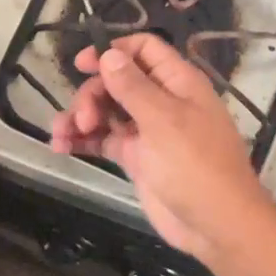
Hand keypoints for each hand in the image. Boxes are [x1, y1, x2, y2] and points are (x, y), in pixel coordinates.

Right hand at [49, 35, 275, 261]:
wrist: (215, 225)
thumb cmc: (196, 166)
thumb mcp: (163, 121)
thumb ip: (132, 86)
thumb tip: (108, 54)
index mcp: (177, 83)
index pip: (143, 50)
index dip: (112, 51)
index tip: (82, 64)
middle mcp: (161, 101)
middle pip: (116, 81)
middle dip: (92, 95)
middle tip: (84, 120)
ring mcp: (147, 131)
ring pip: (105, 111)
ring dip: (79, 118)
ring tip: (61, 136)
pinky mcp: (135, 157)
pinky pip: (102, 139)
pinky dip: (82, 140)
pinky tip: (61, 147)